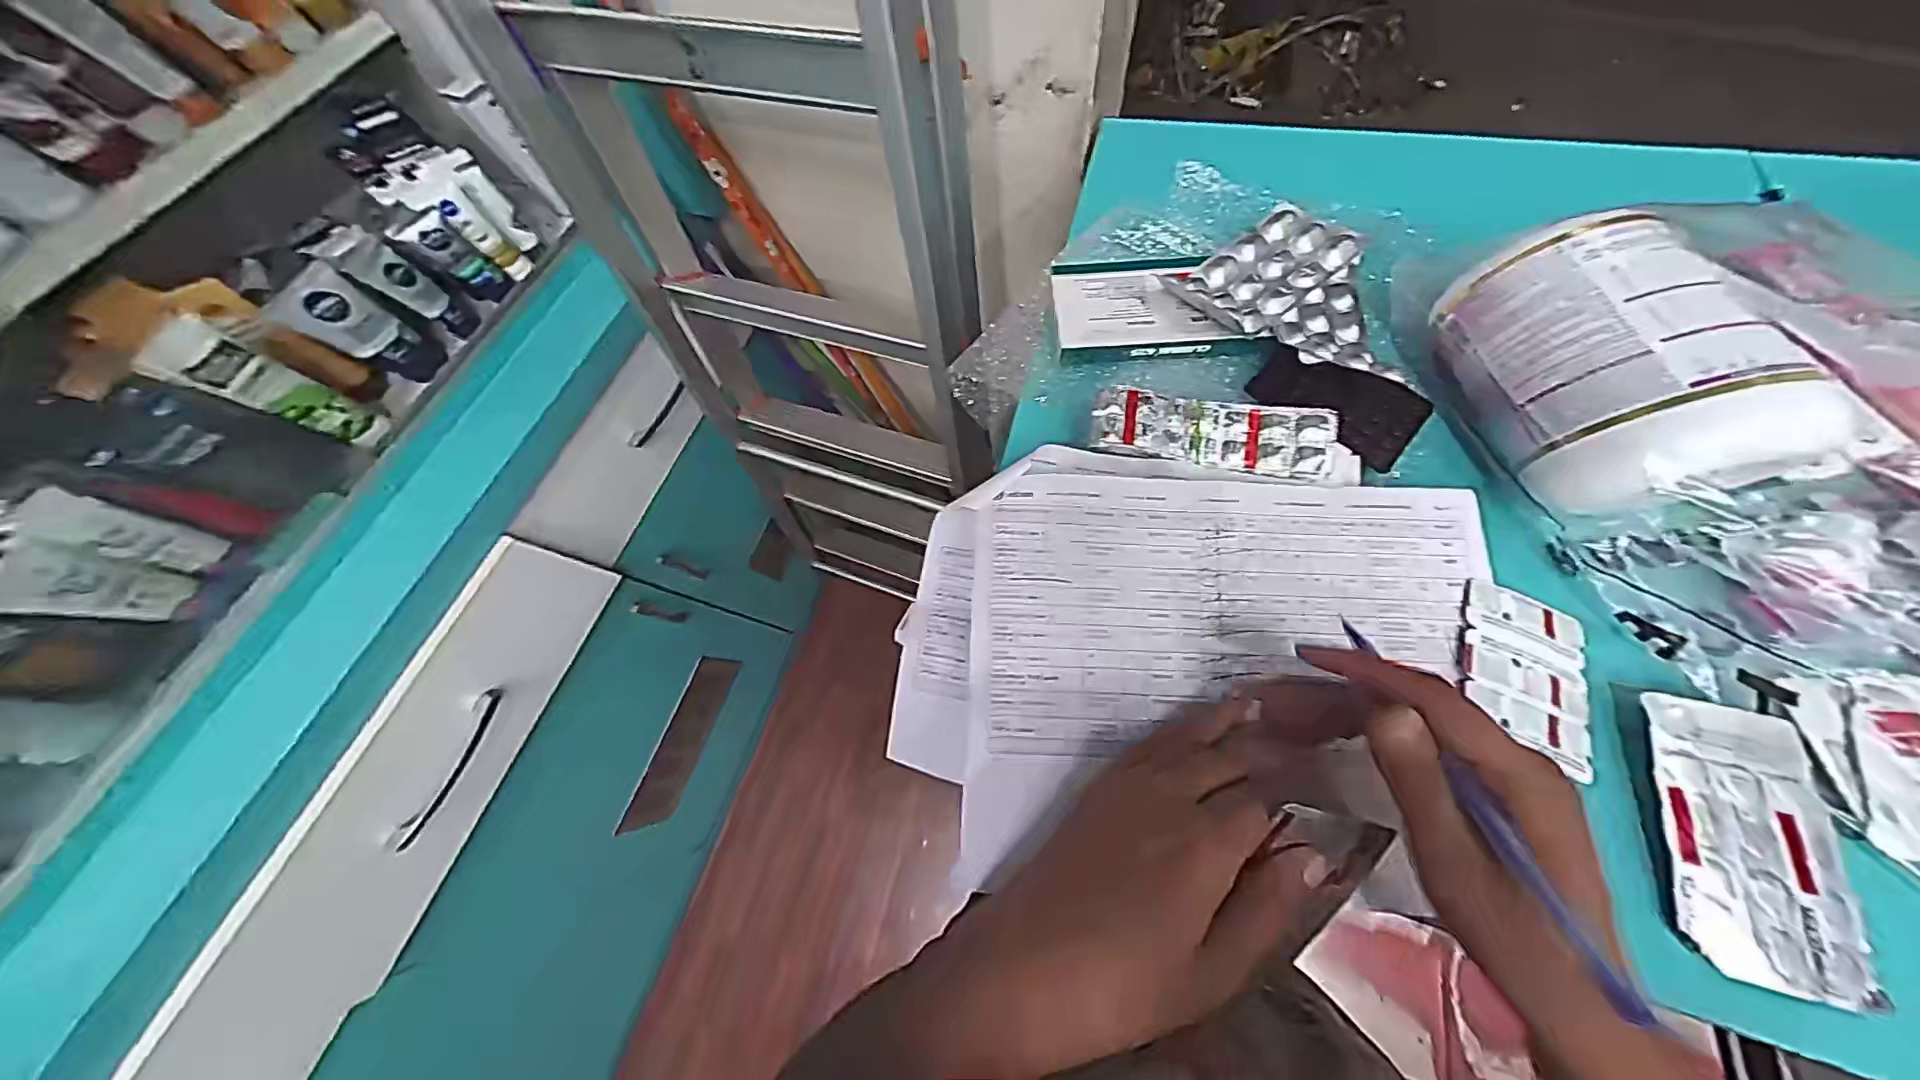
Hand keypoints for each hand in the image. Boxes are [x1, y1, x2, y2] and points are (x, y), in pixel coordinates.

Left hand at [782, 695, 1334, 1078]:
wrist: (1026, 965)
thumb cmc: (1125, 985)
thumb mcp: (1212, 971)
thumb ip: (1266, 906)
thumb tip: (1312, 854)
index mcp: (1205, 844)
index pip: (1268, 800)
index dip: (1301, 793)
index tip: (1328, 784)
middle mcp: (1170, 798)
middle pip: (1232, 758)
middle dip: (1271, 747)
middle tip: (1304, 736)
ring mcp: (1129, 786)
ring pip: (1188, 738)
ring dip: (1223, 720)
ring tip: (1253, 701)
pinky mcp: (1100, 787)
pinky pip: (1147, 742)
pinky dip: (1176, 726)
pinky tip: (1187, 725)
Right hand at [1298, 647, 1710, 1079]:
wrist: (1574, 998)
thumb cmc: (1509, 935)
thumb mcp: (1450, 858)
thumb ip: (1417, 779)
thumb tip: (1383, 708)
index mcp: (1516, 770)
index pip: (1432, 697)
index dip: (1368, 670)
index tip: (1313, 656)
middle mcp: (1523, 762)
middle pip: (1433, 703)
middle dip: (1363, 686)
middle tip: (1302, 687)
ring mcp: (1520, 778)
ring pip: (1436, 722)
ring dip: (1375, 708)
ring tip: (1318, 710)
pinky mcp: (1508, 794)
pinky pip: (1443, 744)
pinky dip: (1397, 732)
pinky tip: (1366, 737)